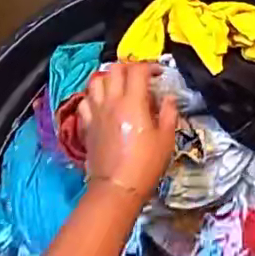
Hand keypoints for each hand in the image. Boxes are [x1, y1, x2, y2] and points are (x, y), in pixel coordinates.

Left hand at [78, 62, 179, 202]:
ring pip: (96, 80)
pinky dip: (93, 97)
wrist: (116, 189)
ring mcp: (96, 112)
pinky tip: (102, 103)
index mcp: (132, 102)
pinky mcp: (87, 124)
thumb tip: (169, 98)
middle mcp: (111, 101)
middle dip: (128, 68)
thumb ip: (169, 114)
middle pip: (114, 69)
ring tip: (118, 86)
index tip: (158, 73)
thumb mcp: (166, 140)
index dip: (149, 66)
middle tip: (139, 77)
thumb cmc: (145, 165)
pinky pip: (85, 101)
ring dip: (108, 78)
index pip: (137, 70)